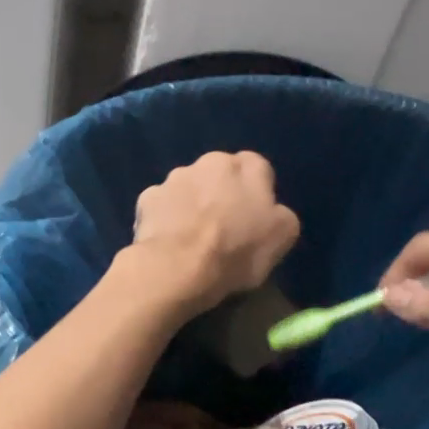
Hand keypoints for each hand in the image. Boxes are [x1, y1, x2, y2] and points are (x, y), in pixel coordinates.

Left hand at [128, 151, 299, 314]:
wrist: (178, 267)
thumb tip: (271, 213)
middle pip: (219, 177)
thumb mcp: (282, 237)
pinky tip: (166, 243)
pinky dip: (163, 220)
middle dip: (219, 196)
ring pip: (187, 190)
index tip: (251, 223)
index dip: (255, 197)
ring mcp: (174, 178)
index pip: (258, 171)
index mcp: (248, 165)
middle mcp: (209, 161)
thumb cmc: (237, 251)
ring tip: (189, 240)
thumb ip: (280, 215)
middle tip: (219, 231)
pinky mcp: (146, 199)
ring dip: (190, 206)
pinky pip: (160, 207)